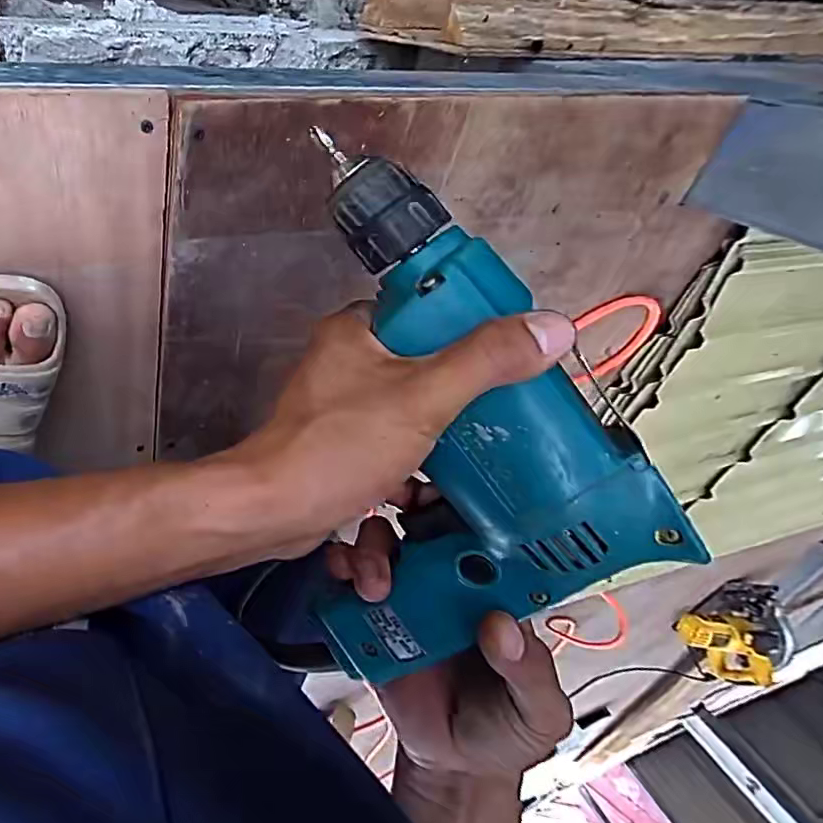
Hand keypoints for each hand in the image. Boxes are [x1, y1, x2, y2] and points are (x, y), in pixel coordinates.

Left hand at [222, 304, 575, 558]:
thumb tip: (549, 327)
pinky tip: (419, 505)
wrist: (274, 512)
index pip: (425, 310)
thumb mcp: (423, 397)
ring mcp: (340, 409)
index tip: (507, 356)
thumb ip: (484, 361)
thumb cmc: (336, 446)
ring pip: (408, 419)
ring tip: (460, 477)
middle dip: (459, 405)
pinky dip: (405, 480)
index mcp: (355, 331)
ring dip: (434, 454)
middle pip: (423, 370)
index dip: (468, 328)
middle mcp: (344, 363)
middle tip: (497, 423)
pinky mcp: (339, 449)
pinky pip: (388, 455)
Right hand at [326, 490, 573, 780]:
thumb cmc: (503, 728)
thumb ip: (529, 673)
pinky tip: (344, 585)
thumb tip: (502, 626)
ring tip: (374, 582)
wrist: (452, 764)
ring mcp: (406, 593)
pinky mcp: (370, 614)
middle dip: (410, 499)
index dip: (465, 502)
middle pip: (424, 519)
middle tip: (403, 504)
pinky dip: (340, 571)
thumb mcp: (538, 712)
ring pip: (382, 541)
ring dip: (372, 547)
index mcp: (492, 589)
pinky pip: (348, 581)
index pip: (480, 530)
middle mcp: (447, 580)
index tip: (450, 495)